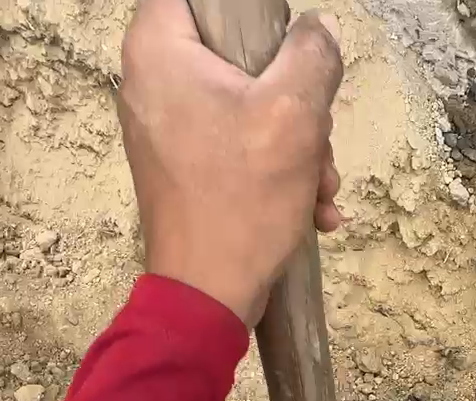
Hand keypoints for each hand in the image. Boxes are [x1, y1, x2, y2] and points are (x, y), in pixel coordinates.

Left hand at [118, 0, 345, 324]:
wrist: (209, 297)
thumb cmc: (242, 200)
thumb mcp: (294, 116)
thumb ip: (312, 55)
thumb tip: (320, 29)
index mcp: (159, 49)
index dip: (255, 17)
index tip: (287, 52)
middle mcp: (153, 83)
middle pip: (239, 59)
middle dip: (297, 104)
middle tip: (320, 145)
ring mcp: (167, 133)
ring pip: (248, 111)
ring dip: (299, 151)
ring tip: (323, 193)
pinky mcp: (184, 174)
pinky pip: (237, 153)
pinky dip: (277, 177)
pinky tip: (312, 213)